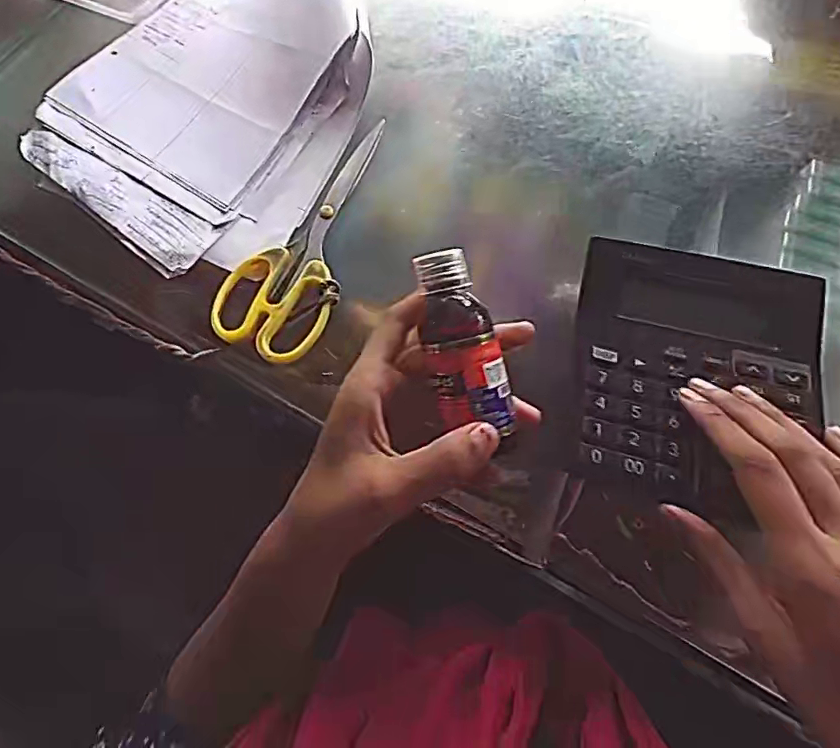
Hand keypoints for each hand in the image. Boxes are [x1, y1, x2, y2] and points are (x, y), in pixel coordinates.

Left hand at [273, 290, 540, 563]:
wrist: (312, 549)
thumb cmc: (336, 508)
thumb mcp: (389, 486)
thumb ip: (440, 462)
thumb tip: (492, 432)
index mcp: (369, 386)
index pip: (395, 326)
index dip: (425, 303)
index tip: (463, 289)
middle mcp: (383, 393)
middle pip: (435, 358)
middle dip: (478, 351)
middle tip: (522, 339)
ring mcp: (394, 420)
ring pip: (445, 396)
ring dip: (483, 403)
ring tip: (527, 414)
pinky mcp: (403, 445)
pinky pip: (442, 432)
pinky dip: (468, 443)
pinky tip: (498, 466)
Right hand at [664, 381, 839, 747]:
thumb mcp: (767, 645)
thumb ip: (722, 569)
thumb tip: (678, 517)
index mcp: (810, 569)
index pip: (757, 472)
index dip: (720, 427)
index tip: (693, 401)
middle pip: (794, 455)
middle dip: (746, 412)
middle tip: (711, 387)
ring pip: (834, 464)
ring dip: (789, 422)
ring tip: (753, 396)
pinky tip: (836, 432)